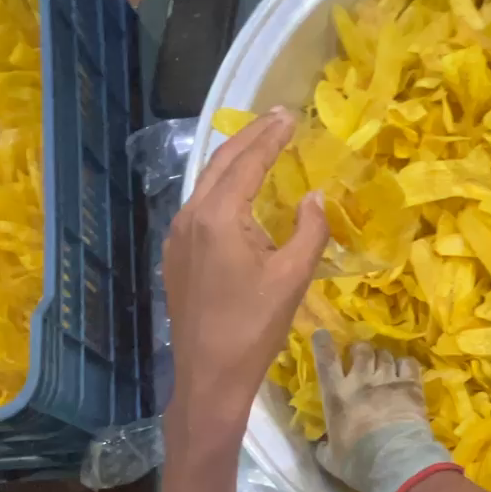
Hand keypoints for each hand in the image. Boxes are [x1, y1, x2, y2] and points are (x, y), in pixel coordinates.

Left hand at [165, 107, 328, 436]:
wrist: (208, 376)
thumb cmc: (253, 329)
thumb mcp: (292, 279)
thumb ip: (309, 230)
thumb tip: (316, 197)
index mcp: (218, 216)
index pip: (247, 160)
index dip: (271, 136)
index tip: (291, 115)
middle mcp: (190, 217)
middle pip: (221, 164)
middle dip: (250, 138)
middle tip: (276, 121)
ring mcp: (176, 238)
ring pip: (205, 186)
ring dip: (233, 164)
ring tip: (259, 151)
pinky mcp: (174, 258)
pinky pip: (198, 211)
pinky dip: (221, 193)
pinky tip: (237, 201)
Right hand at [309, 330, 460, 491]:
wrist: (396, 463)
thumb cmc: (358, 463)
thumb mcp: (330, 459)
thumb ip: (323, 447)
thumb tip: (320, 444)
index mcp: (336, 396)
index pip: (326, 360)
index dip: (322, 343)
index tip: (322, 334)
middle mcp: (360, 381)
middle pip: (360, 350)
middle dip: (359, 350)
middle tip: (361, 358)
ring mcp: (388, 381)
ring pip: (385, 354)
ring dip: (382, 357)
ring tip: (384, 366)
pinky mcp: (411, 386)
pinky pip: (408, 363)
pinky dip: (405, 364)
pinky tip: (404, 371)